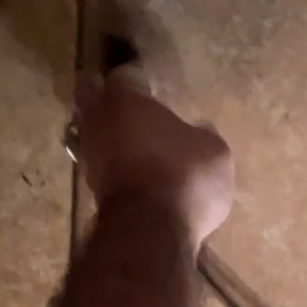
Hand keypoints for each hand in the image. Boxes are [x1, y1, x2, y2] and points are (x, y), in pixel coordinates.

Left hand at [74, 68, 235, 246]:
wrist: (152, 230)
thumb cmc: (186, 178)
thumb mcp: (215, 155)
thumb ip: (206, 137)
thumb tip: (202, 130)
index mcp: (126, 99)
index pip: (128, 76)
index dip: (141, 80)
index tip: (152, 86)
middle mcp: (99, 119)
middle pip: (94, 97)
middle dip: (109, 99)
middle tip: (129, 108)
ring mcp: (90, 155)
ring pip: (93, 133)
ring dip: (109, 136)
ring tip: (130, 144)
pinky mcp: (93, 188)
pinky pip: (102, 166)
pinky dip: (115, 167)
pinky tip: (133, 174)